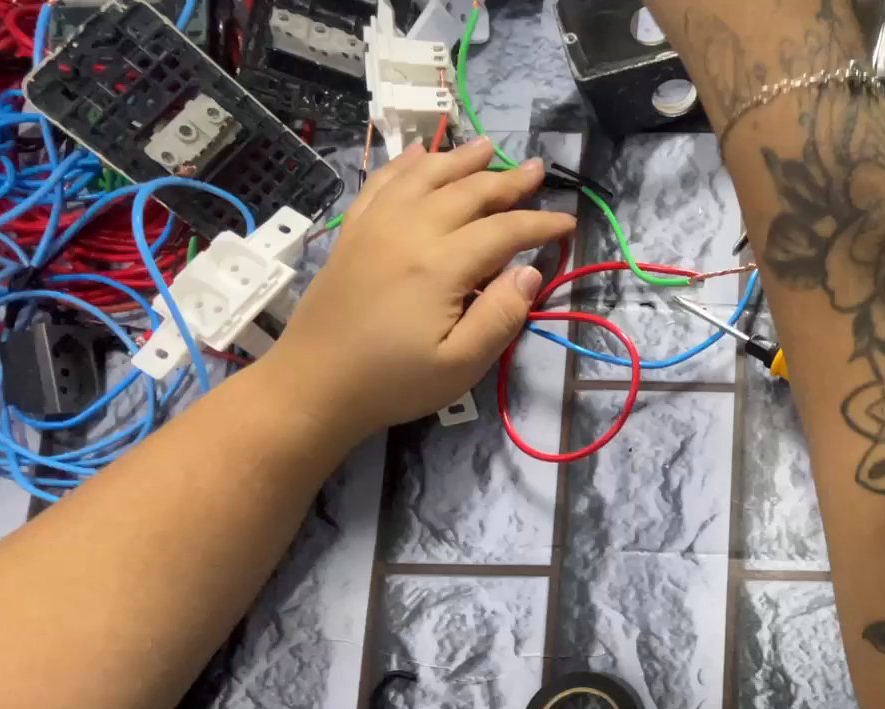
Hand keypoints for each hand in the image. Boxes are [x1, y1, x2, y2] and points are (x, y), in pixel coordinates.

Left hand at [263, 139, 575, 438]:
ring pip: (424, 177)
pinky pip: (383, 183)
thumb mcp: (462, 364)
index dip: (540, 224)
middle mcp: (408, 232)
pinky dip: (406, 163)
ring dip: (460, 159)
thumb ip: (500, 316)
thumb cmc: (396, 382)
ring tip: (487, 147)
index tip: (570, 223)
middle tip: (537, 168)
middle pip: (466, 193)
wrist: (315, 384)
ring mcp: (375, 227)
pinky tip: (420, 154)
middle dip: (507, 180)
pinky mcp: (354, 234)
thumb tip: (530, 273)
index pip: (503, 231)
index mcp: (440, 265)